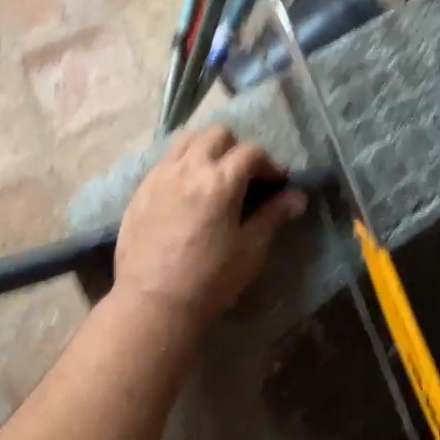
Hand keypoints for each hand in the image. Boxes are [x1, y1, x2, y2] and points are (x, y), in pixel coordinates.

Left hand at [113, 124, 308, 321]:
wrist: (152, 305)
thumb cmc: (209, 280)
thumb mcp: (250, 250)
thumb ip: (273, 216)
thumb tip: (297, 197)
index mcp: (220, 181)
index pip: (252, 151)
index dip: (269, 164)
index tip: (277, 184)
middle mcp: (189, 168)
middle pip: (218, 133)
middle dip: (237, 148)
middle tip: (243, 177)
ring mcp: (160, 175)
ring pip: (187, 139)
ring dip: (206, 149)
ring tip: (213, 176)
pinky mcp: (141, 189)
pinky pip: (165, 160)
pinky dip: (182, 164)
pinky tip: (187, 193)